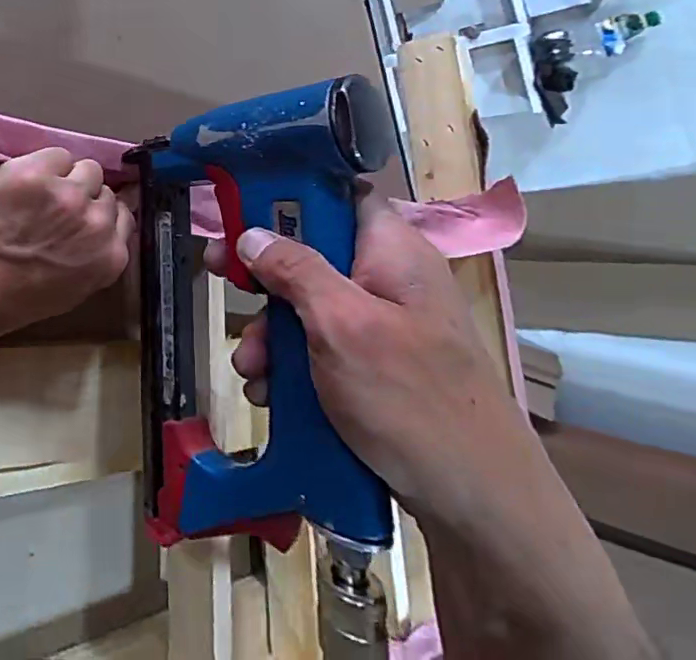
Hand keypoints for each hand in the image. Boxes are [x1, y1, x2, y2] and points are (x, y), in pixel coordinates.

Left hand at [0, 147, 132, 342]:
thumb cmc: (18, 297)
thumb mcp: (76, 288)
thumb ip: (98, 254)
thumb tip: (105, 226)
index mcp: (110, 254)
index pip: (123, 214)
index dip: (101, 212)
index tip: (85, 214)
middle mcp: (97, 220)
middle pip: (104, 189)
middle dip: (85, 196)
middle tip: (58, 208)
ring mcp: (68, 192)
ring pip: (86, 167)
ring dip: (68, 177)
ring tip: (40, 192)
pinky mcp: (38, 171)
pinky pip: (57, 155)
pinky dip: (44, 165)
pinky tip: (24, 183)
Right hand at [216, 192, 656, 658]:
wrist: (474, 501)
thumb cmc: (408, 397)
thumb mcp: (341, 324)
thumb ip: (295, 270)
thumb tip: (252, 234)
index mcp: (391, 248)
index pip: (338, 194)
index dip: (288, 196)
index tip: (241, 212)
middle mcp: (388, 277)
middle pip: (314, 253)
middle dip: (267, 278)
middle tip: (221, 280)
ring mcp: (383, 324)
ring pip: (311, 306)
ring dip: (273, 333)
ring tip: (251, 370)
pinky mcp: (376, 366)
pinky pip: (323, 347)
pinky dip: (293, 365)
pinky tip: (270, 394)